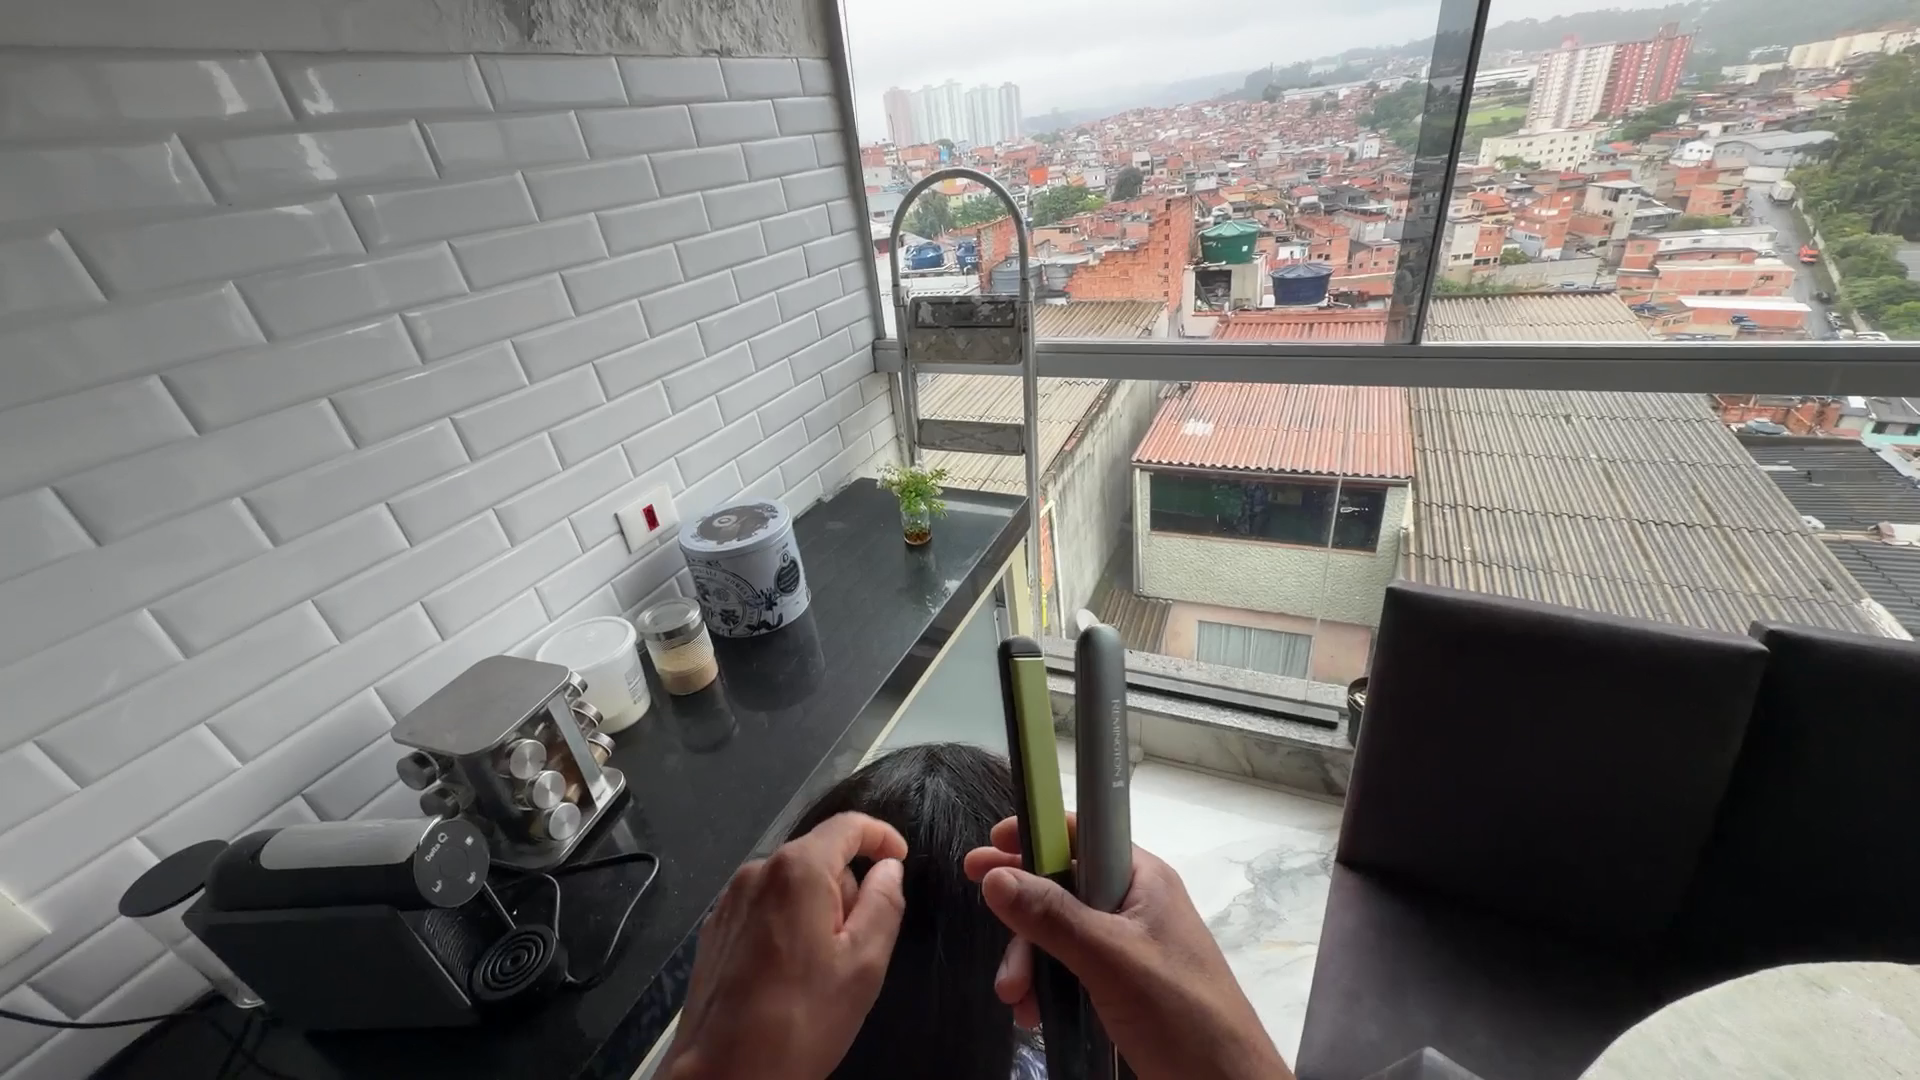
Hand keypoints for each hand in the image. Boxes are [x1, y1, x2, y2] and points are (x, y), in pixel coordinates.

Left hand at [665, 812, 908, 1079]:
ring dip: (817, 908)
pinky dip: (787, 922)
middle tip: (857, 944)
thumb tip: (888, 868)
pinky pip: (766, 905)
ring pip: (793, 882)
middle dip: (847, 887)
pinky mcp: (715, 927)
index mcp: (798, 869)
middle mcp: (759, 870)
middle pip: (821, 855)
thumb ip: (884, 903)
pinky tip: (788, 973)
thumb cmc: (799, 1021)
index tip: (900, 859)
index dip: (881, 836)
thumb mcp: (863, 965)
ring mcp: (731, 898)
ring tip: (820, 968)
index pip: (848, 825)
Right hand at [965, 814, 1292, 1079]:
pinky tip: (1031, 1013)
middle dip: (1022, 907)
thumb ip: (1052, 917)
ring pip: (1060, 929)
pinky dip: (1045, 984)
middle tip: (976, 898)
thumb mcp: (1109, 960)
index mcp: (1141, 877)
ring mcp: (1126, 944)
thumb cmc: (1179, 1014)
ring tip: (1013, 996)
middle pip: (1062, 883)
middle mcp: (1132, 901)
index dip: (1037, 832)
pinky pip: (1070, 965)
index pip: (1082, 833)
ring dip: (1029, 957)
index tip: (994, 842)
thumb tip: (994, 875)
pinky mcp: (1120, 983)